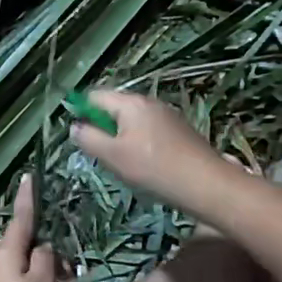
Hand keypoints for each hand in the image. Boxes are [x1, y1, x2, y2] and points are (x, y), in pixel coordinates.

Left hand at [0, 175, 57, 281]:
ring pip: (18, 266)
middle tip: (71, 266)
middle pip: (21, 244)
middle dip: (45, 248)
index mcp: (5, 252)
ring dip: (40, 270)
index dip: (28, 198)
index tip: (29, 176)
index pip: (21, 217)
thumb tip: (42, 247)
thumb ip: (45, 260)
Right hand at [68, 89, 226, 206]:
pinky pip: (148, 130)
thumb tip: (75, 127)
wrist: (206, 185)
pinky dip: (139, 143)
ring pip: (132, 121)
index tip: (81, 137)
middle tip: (102, 155)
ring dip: (121, 138)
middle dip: (103, 128)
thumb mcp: (112, 156)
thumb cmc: (153, 168)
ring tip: (124, 164)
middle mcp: (150, 102)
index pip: (95, 96)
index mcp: (131, 103)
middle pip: (114, 107)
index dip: (81, 112)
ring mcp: (167, 115)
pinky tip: (145, 165)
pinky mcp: (179, 131)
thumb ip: (88, 139)